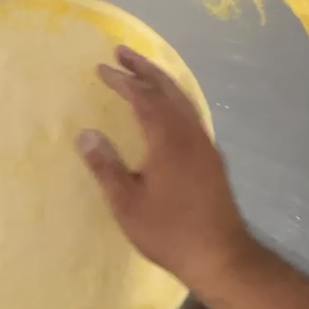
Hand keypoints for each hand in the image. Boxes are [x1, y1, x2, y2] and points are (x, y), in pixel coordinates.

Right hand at [77, 45, 253, 287]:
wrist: (222, 256)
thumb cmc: (170, 231)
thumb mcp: (127, 204)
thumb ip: (105, 167)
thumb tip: (86, 134)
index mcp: (168, 139)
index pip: (142, 97)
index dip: (122, 80)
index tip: (101, 69)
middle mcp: (190, 132)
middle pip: (167, 88)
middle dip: (143, 68)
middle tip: (121, 51)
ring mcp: (204, 143)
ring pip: (182, 98)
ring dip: (160, 80)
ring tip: (141, 70)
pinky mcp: (211, 157)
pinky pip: (190, 112)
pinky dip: (173, 98)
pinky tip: (166, 107)